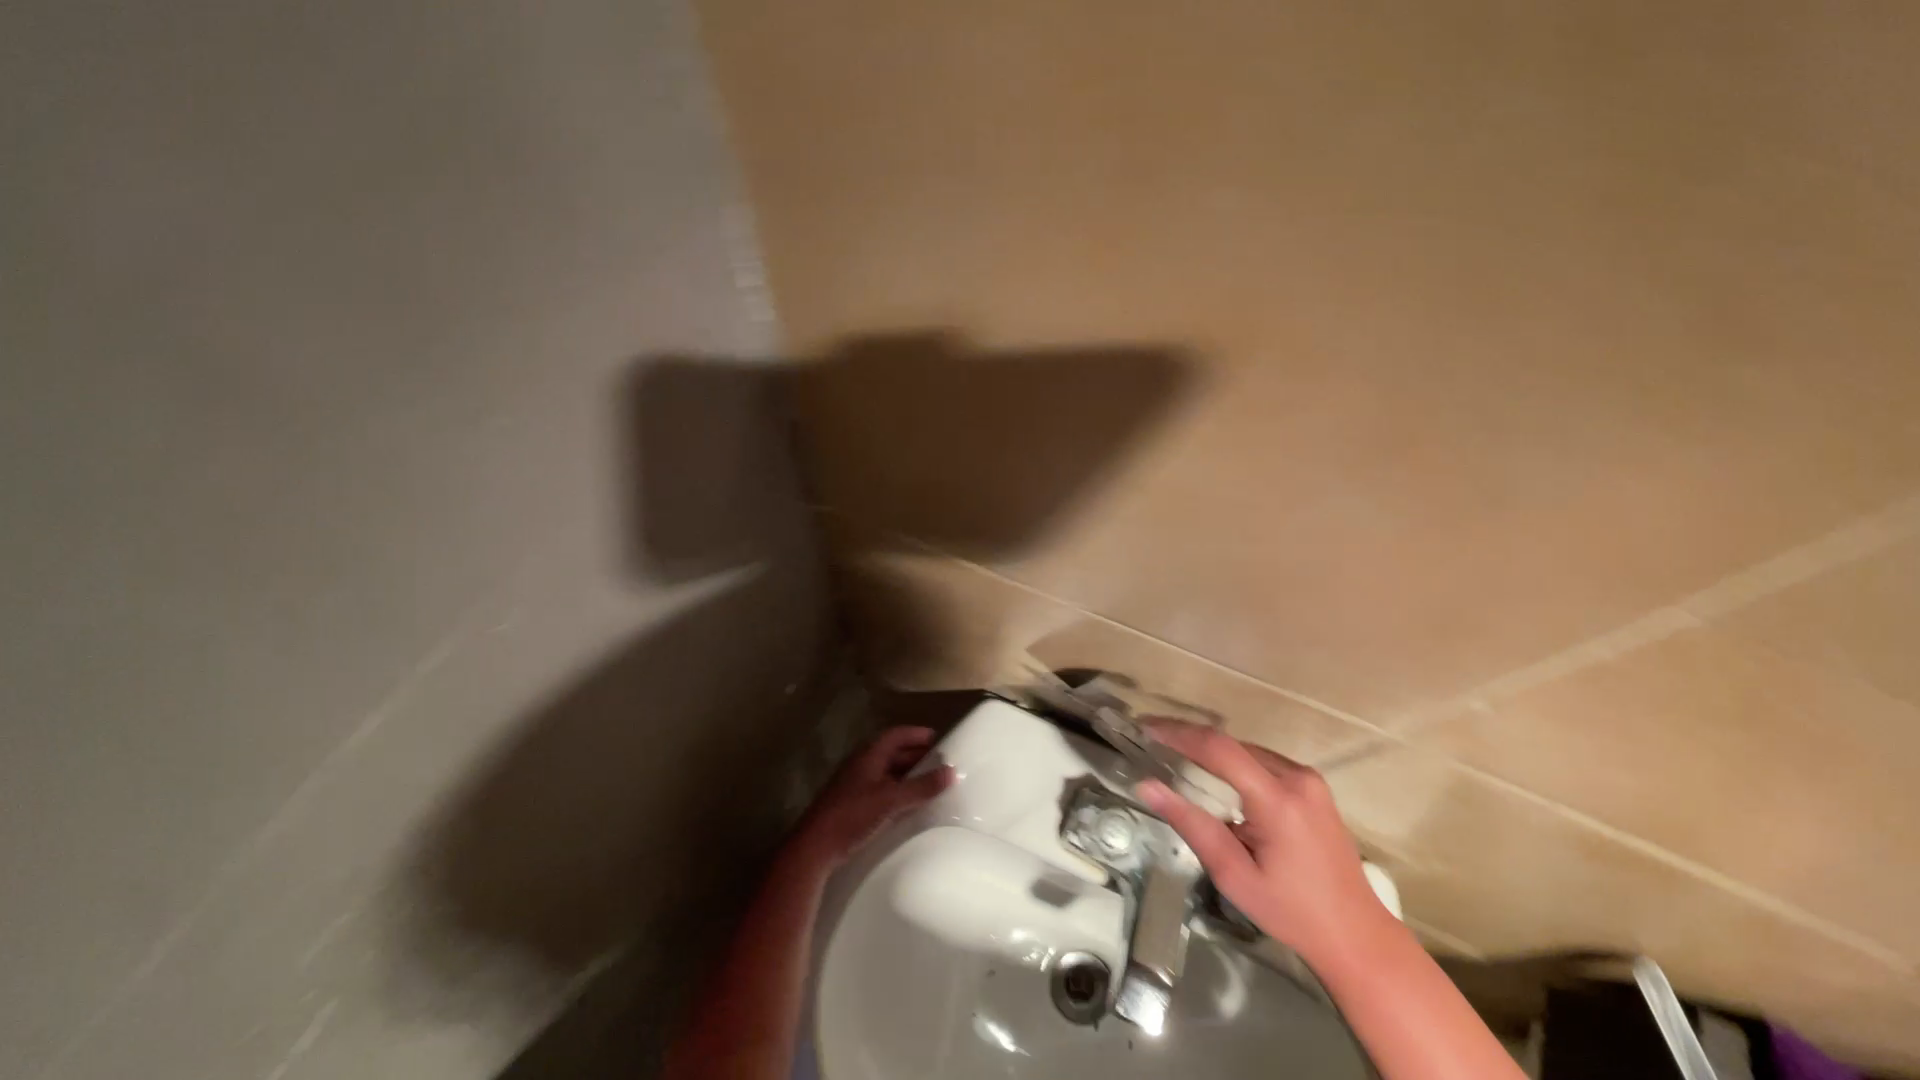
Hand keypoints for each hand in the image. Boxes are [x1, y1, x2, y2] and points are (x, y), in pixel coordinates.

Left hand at [790, 726, 954, 868]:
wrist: (816, 846)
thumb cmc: (852, 815)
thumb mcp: (890, 800)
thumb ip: (921, 787)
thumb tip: (951, 772)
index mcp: (868, 755)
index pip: (896, 735)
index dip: (917, 734)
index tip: (940, 740)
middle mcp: (862, 765)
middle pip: (892, 753)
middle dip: (917, 756)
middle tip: (942, 764)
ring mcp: (856, 785)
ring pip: (888, 773)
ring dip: (908, 775)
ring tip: (932, 784)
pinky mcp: (854, 804)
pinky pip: (882, 790)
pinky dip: (899, 792)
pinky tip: (911, 804)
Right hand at [1136, 719, 1390, 968]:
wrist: (1354, 932)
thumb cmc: (1290, 912)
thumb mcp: (1233, 875)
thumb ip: (1191, 825)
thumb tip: (1147, 786)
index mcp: (1278, 801)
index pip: (1220, 749)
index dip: (1179, 733)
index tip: (1146, 728)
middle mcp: (1298, 779)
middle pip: (1233, 746)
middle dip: (1190, 741)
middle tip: (1152, 745)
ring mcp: (1310, 781)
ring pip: (1248, 752)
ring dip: (1212, 753)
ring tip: (1174, 759)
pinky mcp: (1315, 789)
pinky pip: (1264, 764)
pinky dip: (1234, 765)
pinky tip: (1215, 780)